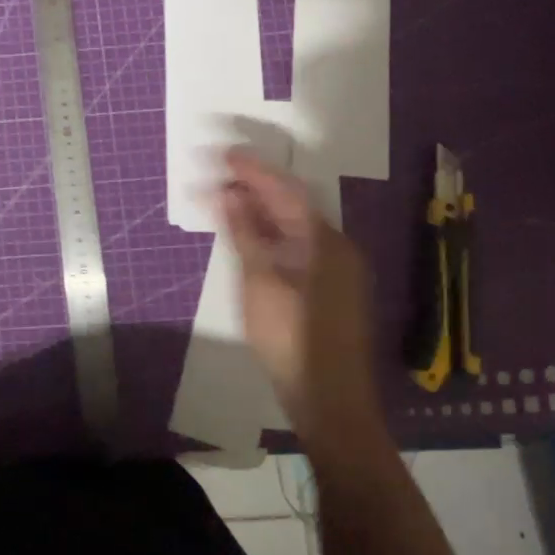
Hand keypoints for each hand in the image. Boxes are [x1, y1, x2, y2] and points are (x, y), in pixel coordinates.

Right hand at [218, 149, 376, 430]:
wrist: (330, 401)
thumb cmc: (291, 338)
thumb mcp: (259, 282)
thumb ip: (245, 233)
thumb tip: (229, 194)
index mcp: (325, 242)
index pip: (285, 192)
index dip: (253, 170)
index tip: (222, 153)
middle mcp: (337, 248)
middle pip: (293, 205)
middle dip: (254, 186)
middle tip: (217, 172)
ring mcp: (336, 270)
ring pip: (294, 225)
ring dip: (260, 209)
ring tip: (224, 198)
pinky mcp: (328, 289)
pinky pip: (297, 244)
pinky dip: (269, 232)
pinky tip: (247, 235)